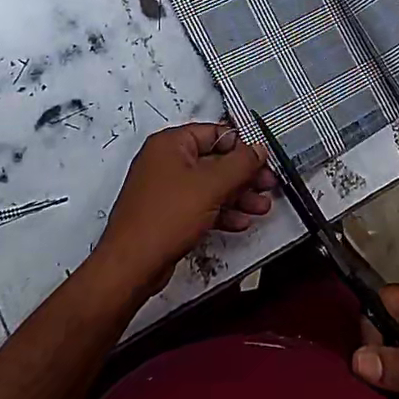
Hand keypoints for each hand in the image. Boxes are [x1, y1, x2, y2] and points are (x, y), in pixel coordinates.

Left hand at [92, 122, 276, 295]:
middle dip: (243, 175)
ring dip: (237, 195)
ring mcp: (165, 188)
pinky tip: (238, 221)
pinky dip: (221, 211)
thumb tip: (256, 150)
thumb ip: (240, 164)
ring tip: (259, 206)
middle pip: (215, 160)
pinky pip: (201, 205)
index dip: (242, 145)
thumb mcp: (211, 185)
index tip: (261, 158)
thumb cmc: (160, 221)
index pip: (215, 133)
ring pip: (210, 185)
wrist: (133, 265)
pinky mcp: (167, 213)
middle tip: (265, 183)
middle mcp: (165, 161)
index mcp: (170, 144)